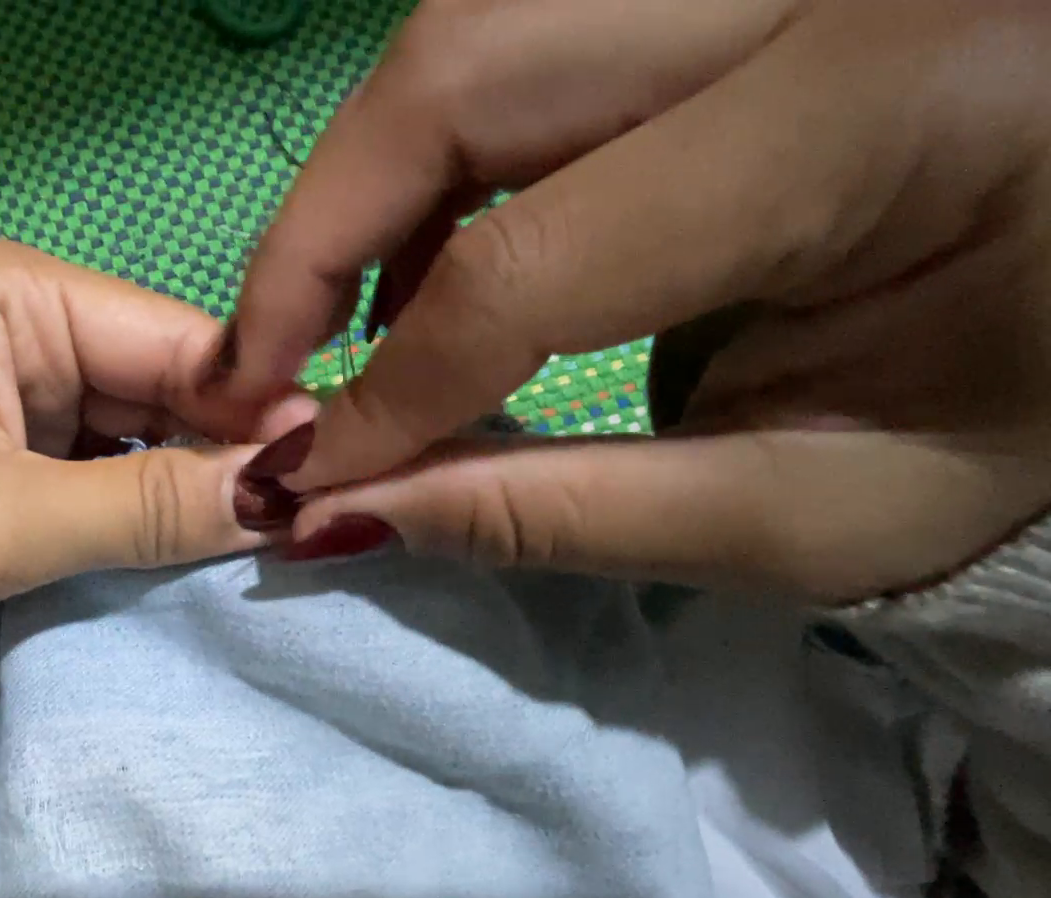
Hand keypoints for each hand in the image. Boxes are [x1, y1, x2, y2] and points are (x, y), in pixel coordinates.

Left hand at [0, 237, 316, 638]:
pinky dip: (143, 497)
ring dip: (190, 476)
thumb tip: (280, 498)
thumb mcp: (3, 518)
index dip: (250, 399)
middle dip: (224, 443)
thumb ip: (144, 507)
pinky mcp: (6, 442)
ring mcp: (11, 384)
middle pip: (155, 380)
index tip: (329, 455)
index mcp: (4, 292)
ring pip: (134, 426)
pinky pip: (99, 462)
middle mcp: (14, 322)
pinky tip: (197, 526)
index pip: (162, 337)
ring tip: (271, 519)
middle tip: (310, 501)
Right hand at [222, 0, 1050, 601]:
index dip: (389, 387)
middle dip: (314, 237)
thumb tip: (341, 513)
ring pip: (458, 38)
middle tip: (259, 365)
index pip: (530, 265)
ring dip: (355, 195)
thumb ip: (555, 513)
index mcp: (896, 116)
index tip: (306, 475)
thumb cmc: (1018, 427)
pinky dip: (419, 166)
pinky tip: (420, 268)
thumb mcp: (803, 515)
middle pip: (456, 69)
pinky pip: (499, 43)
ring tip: (333, 326)